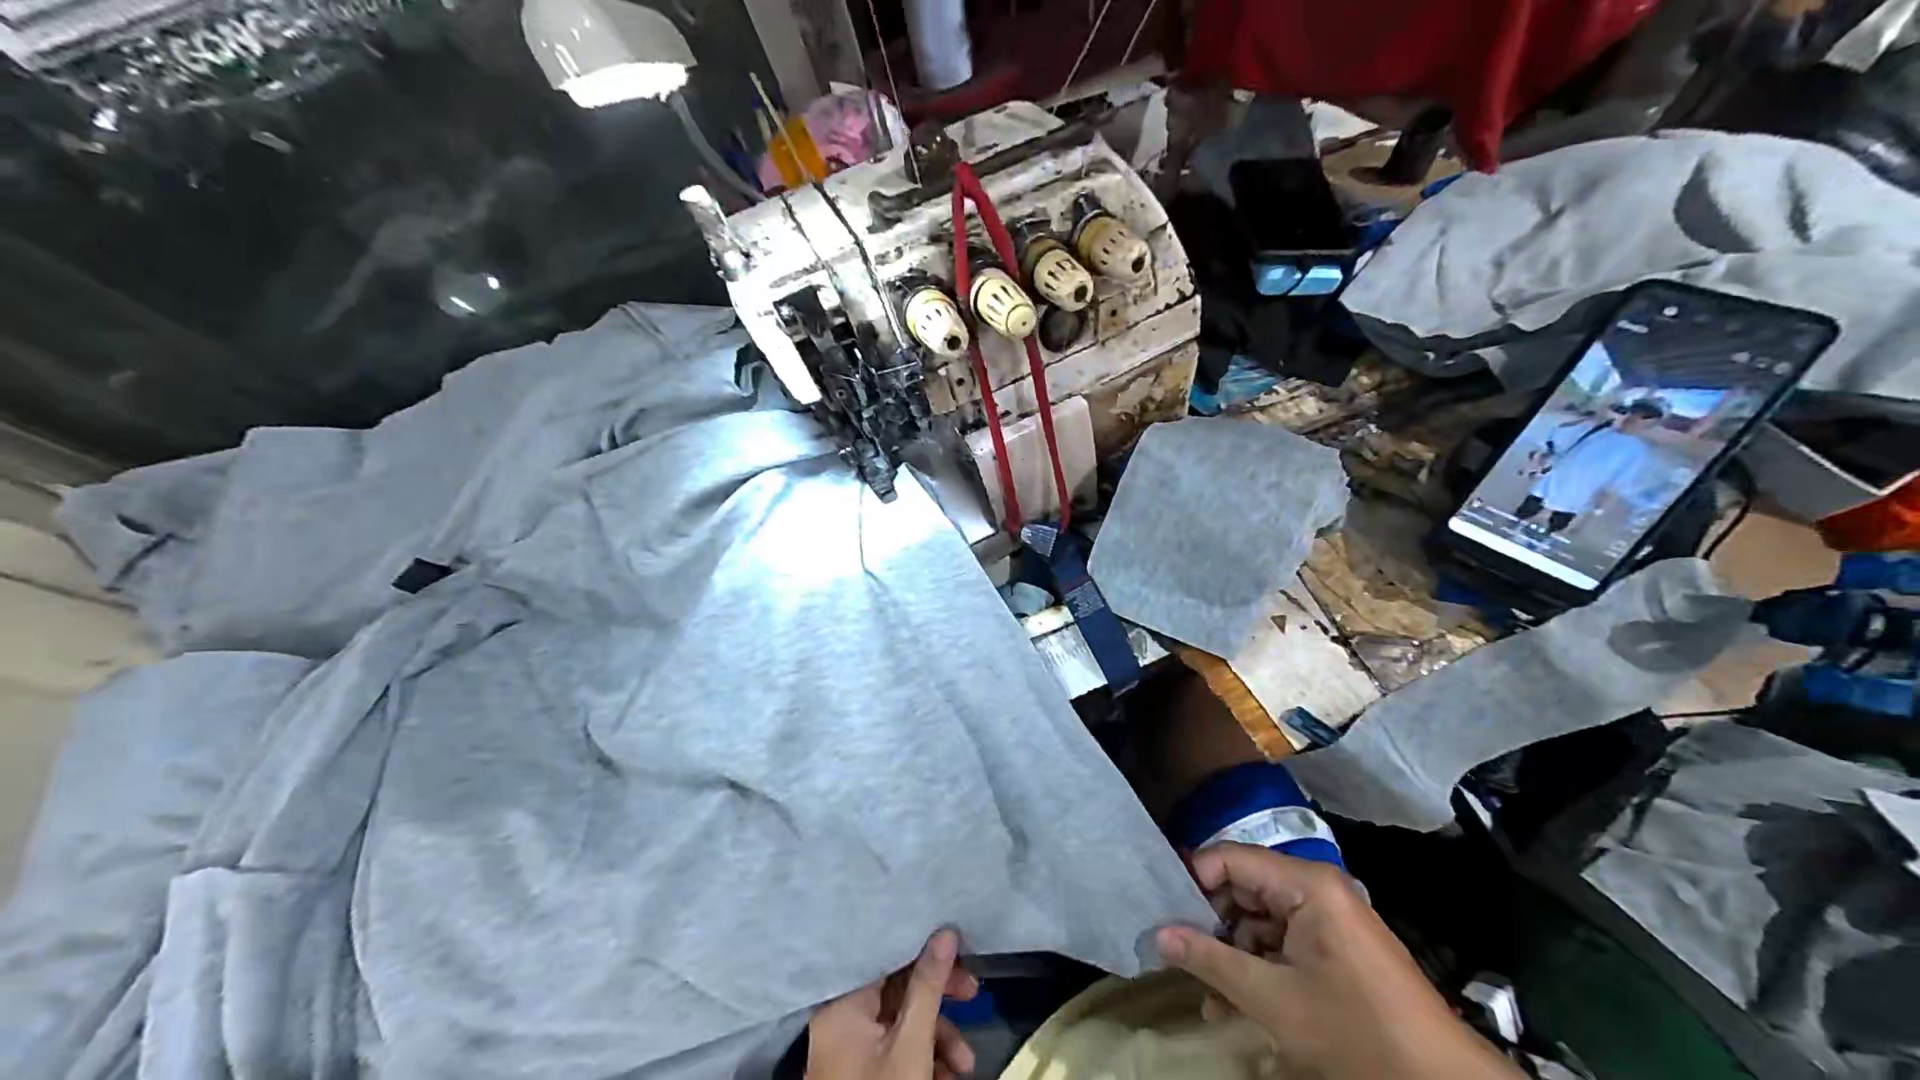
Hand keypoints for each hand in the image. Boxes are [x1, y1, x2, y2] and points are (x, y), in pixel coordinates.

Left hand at [807, 929, 979, 1079]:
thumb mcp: (912, 1043)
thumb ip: (928, 984)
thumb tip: (946, 932)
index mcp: (842, 1003)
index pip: (886, 956)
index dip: (923, 949)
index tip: (959, 949)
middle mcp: (841, 1017)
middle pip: (898, 988)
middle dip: (940, 997)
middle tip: (974, 995)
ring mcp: (852, 1047)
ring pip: (903, 1020)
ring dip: (940, 1035)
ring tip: (965, 1064)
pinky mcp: (864, 1069)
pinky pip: (898, 1046)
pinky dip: (926, 1056)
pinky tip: (950, 1075)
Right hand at [1157, 844, 1521, 1079]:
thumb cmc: (1355, 1032)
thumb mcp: (1273, 999)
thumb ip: (1210, 960)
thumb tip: (1157, 935)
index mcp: (1305, 883)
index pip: (1230, 858)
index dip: (1193, 882)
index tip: (1164, 915)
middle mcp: (1315, 888)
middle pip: (1243, 887)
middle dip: (1211, 925)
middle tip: (1182, 958)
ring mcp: (1328, 918)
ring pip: (1259, 919)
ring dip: (1231, 954)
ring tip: (1210, 997)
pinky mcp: (1335, 946)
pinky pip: (1282, 941)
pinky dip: (1258, 967)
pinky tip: (1236, 1005)